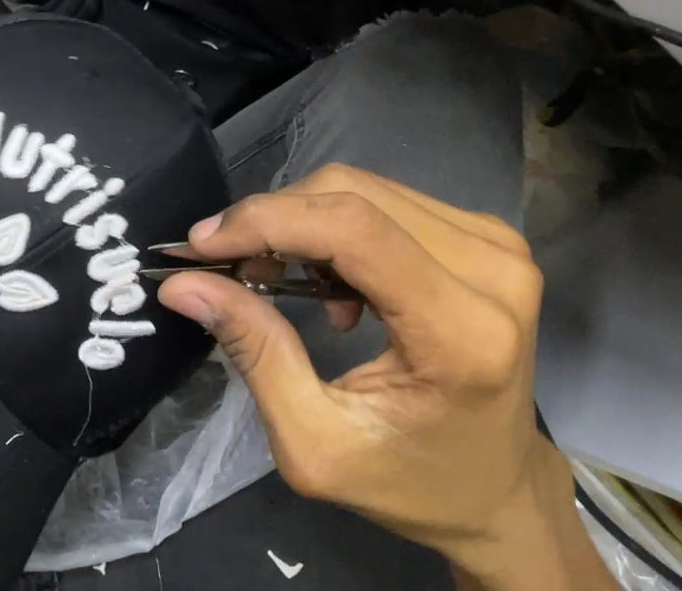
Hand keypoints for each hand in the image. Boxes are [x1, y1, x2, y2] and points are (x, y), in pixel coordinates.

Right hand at [157, 164, 615, 590]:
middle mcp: (492, 272)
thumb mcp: (315, 445)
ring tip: (274, 277)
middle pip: (350, 197)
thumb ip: (255, 354)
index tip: (201, 246)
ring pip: (360, 188)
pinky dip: (331, 227)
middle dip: (270, 220)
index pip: (353, 231)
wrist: (498, 491)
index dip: (266, 221)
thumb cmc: (410, 482)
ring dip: (297, 222)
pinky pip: (383, 199)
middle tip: (225, 266)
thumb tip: (183, 284)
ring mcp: (496, 247)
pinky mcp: (487, 237)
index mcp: (462, 334)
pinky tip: (328, 281)